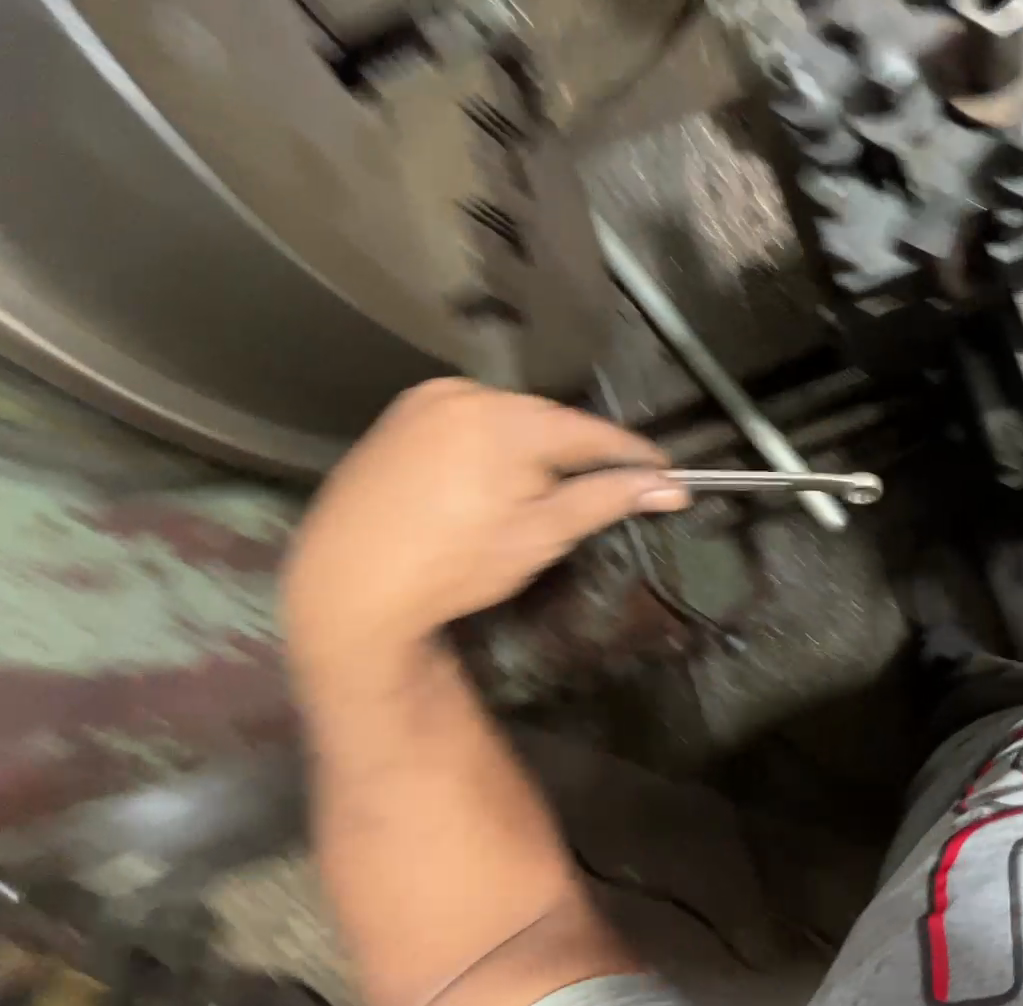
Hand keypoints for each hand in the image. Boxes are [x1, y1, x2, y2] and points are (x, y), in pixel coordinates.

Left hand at [282, 379, 688, 666]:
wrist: (345, 589)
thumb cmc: (454, 566)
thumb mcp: (545, 533)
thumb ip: (611, 498)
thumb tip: (673, 488)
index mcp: (506, 421)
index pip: (591, 431)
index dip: (633, 453)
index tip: (666, 471)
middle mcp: (466, 395)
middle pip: (551, 419)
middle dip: (582, 451)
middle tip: (608, 486)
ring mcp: (426, 402)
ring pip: (511, 418)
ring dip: (540, 446)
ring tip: (550, 487)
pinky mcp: (400, 417)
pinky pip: (472, 420)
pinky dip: (498, 442)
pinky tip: (496, 477)